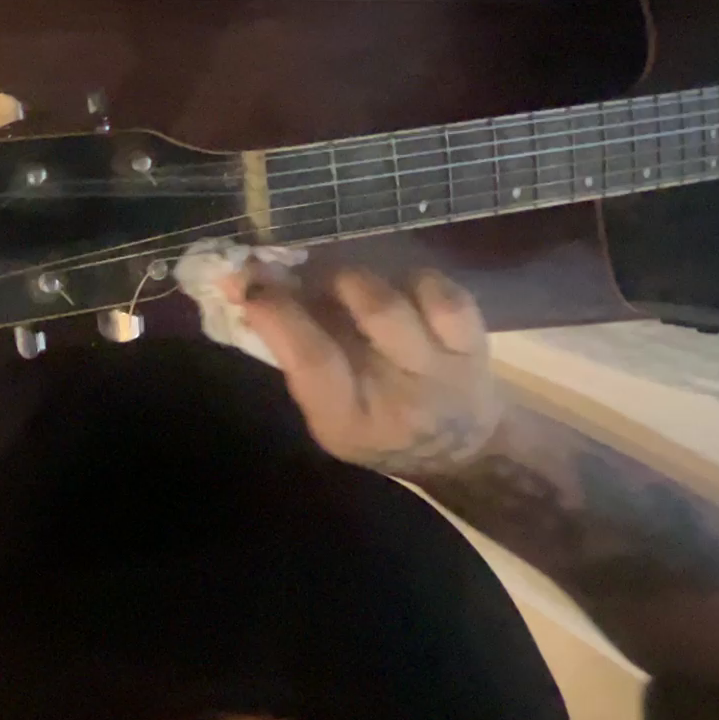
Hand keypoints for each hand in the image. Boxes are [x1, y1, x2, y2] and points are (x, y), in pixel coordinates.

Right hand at [229, 267, 502, 478]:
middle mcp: (404, 396)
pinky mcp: (475, 345)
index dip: (279, 314)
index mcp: (350, 420)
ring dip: (359, 278)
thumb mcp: (325, 409)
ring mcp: (446, 368)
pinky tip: (398, 291)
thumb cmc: (373, 426)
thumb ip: (291, 354)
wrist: (460, 448)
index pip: (314, 360)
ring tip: (342, 283)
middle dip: (324, 279)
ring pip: (406, 299)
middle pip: (375, 314)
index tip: (248, 283)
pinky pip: (445, 294)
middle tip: (298, 271)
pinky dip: (414, 280)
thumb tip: (243, 284)